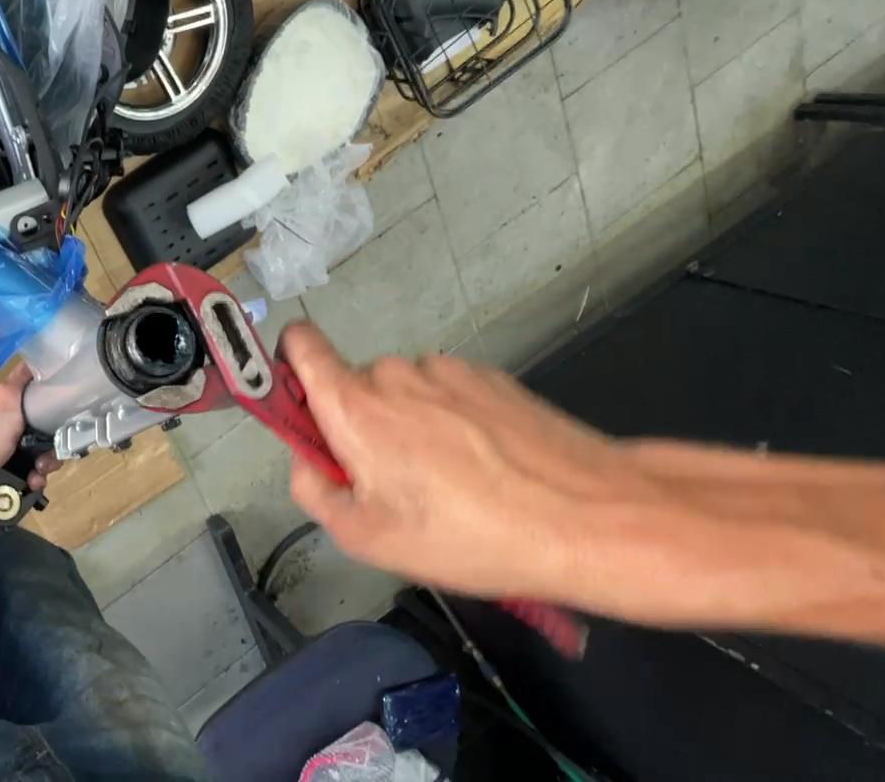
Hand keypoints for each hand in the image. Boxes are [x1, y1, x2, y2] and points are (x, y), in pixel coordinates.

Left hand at [0, 364, 61, 491]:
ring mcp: (9, 448)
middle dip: (53, 443)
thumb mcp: (5, 395)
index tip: (64, 416)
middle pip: (45, 430)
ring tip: (41, 470)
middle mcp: (8, 424)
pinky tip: (34, 481)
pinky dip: (37, 477)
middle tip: (51, 452)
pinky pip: (34, 473)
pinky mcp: (11, 471)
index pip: (38, 399)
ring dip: (48, 463)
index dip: (53, 406)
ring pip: (43, 453)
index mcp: (6, 403)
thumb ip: (20, 378)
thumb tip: (36, 359)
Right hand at [278, 322, 659, 601]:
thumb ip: (314, 492)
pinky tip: (489, 463)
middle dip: (362, 422)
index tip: (307, 410)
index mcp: (352, 405)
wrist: (594, 520)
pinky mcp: (491, 376)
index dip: (290, 365)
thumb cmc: (468, 534)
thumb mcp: (368, 539)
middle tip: (395, 478)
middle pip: (354, 384)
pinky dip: (454, 417)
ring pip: (404, 390)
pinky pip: (449, 391)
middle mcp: (391, 373)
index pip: (299, 344)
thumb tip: (308, 464)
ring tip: (453, 477)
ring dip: (411, 421)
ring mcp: (445, 370)